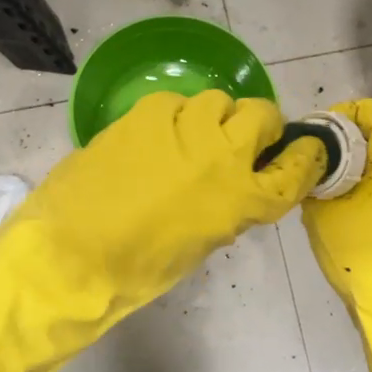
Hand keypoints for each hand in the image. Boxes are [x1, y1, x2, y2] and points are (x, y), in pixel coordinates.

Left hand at [0, 90, 325, 371]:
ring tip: (192, 139)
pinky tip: (157, 138)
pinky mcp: (143, 115)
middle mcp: (222, 155)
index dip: (305, 154)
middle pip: (261, 115)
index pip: (296, 166)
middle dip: (259, 125)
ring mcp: (182, 128)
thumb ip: (227, 209)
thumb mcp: (200, 245)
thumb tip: (232, 186)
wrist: (67, 257)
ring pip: (217, 100)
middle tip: (242, 141)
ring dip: (215, 117)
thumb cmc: (136, 270)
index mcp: (242, 200)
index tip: (302, 149)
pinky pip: (175, 103)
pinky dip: (175, 116)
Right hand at [300, 100, 371, 371]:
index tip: (314, 136)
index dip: (339, 116)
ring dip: (360, 146)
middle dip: (350, 128)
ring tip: (328, 163)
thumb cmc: (358, 248)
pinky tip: (342, 180)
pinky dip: (368, 162)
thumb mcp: (323, 205)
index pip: (370, 110)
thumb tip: (310, 156)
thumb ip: (317, 172)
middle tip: (320, 146)